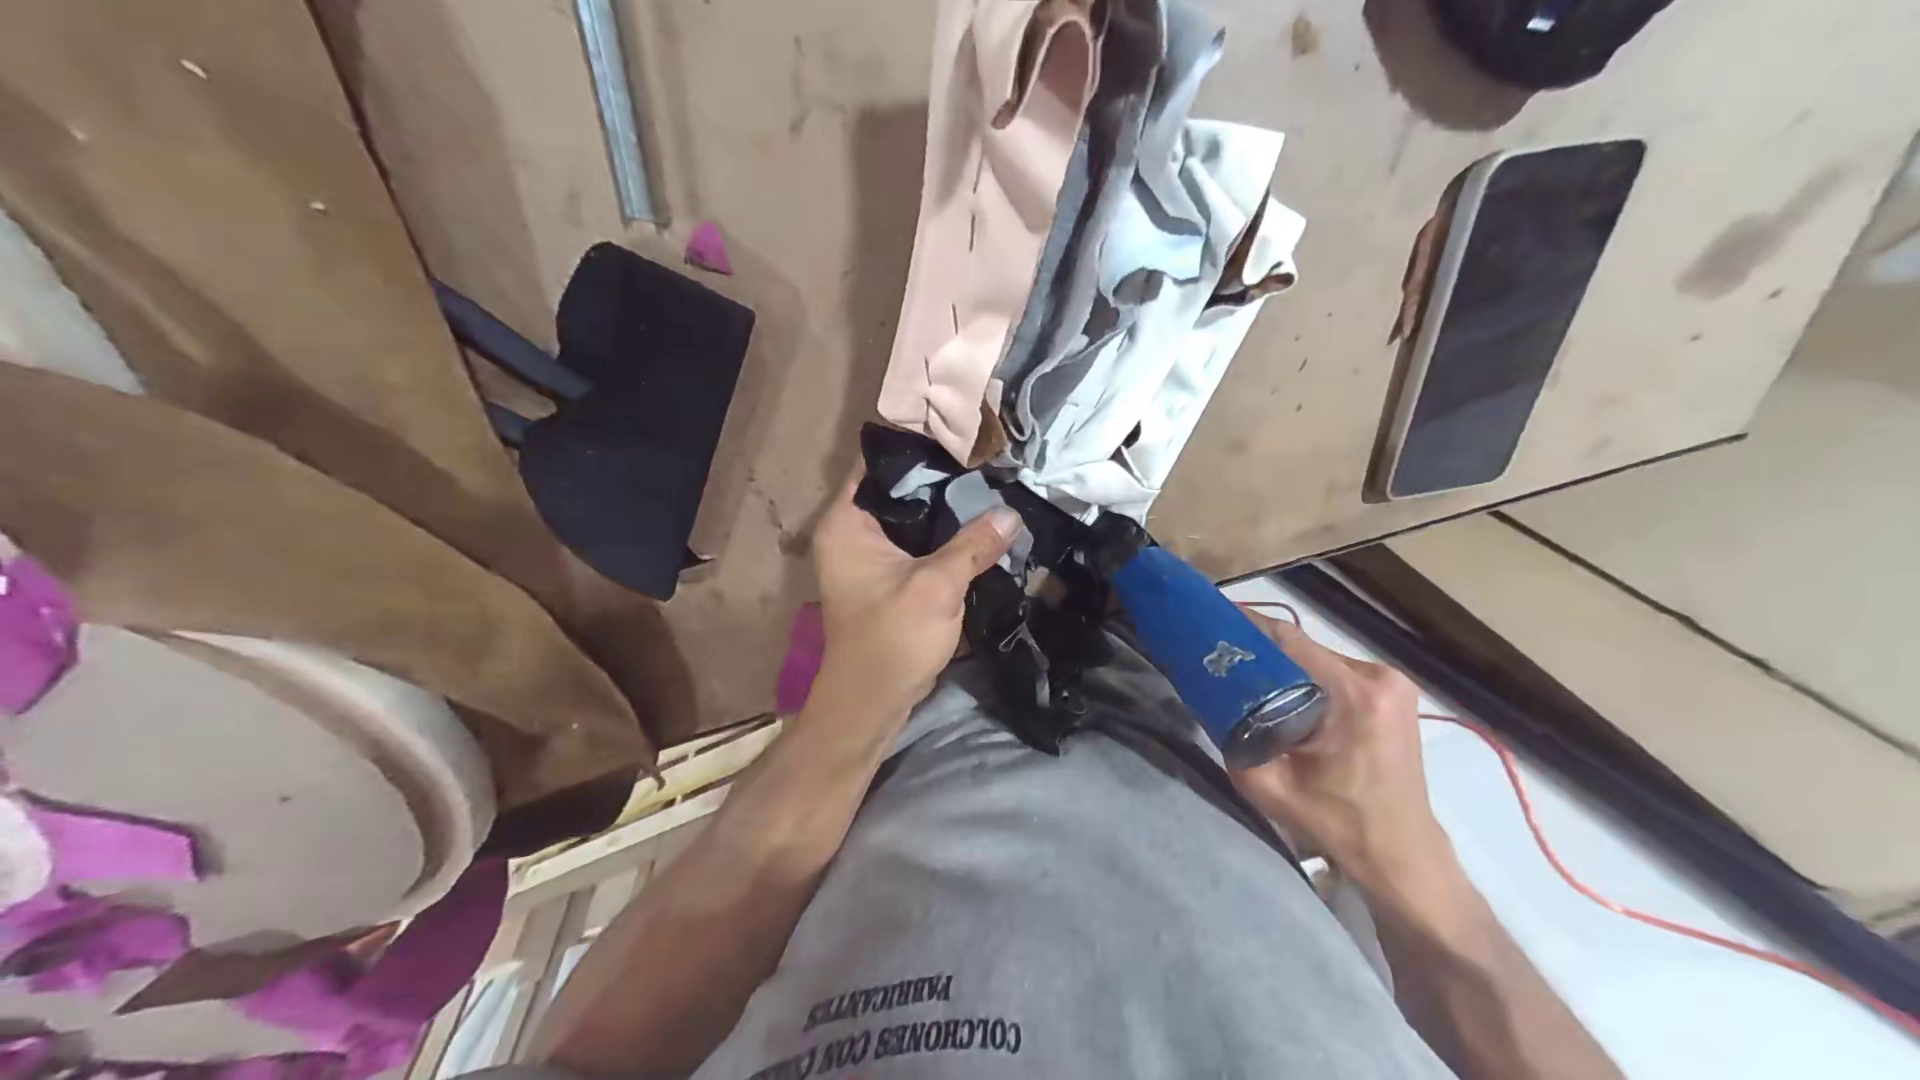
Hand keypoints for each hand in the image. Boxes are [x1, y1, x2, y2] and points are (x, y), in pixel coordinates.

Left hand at [808, 466, 1021, 722]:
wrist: (872, 702)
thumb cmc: (891, 638)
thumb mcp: (937, 587)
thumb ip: (973, 545)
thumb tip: (1011, 513)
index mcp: (846, 522)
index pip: (878, 462)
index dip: (918, 445)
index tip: (962, 434)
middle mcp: (851, 532)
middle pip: (898, 488)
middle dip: (940, 477)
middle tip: (985, 459)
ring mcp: (868, 555)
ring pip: (910, 516)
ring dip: (944, 508)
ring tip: (988, 484)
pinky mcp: (887, 577)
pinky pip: (916, 541)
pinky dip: (942, 534)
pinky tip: (977, 524)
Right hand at [1228, 610, 1453, 895]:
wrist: (1399, 851)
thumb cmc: (1334, 821)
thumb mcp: (1265, 783)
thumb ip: (1232, 735)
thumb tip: (1206, 696)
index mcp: (1353, 698)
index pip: (1288, 640)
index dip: (1246, 625)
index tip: (1210, 618)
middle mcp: (1379, 679)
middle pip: (1303, 646)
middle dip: (1259, 647)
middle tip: (1219, 649)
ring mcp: (1392, 683)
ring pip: (1318, 656)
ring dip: (1281, 662)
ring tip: (1244, 670)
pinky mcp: (1393, 693)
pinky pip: (1335, 670)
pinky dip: (1304, 674)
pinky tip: (1280, 687)